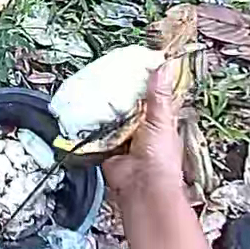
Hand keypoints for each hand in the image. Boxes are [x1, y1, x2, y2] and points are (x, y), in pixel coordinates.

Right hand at [103, 63, 184, 200]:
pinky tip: (84, 107)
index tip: (132, 62)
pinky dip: (92, 123)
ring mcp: (123, 137)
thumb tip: (164, 66)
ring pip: (112, 116)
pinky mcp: (107, 146)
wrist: (141, 186)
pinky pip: (98, 131)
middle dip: (119, 92)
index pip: (151, 95)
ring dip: (104, 107)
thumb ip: (158, 95)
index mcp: (159, 120)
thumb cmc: (160, 157)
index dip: (143, 81)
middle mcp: (140, 127)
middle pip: (128, 104)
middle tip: (106, 72)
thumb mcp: (161, 120)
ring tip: (92, 85)